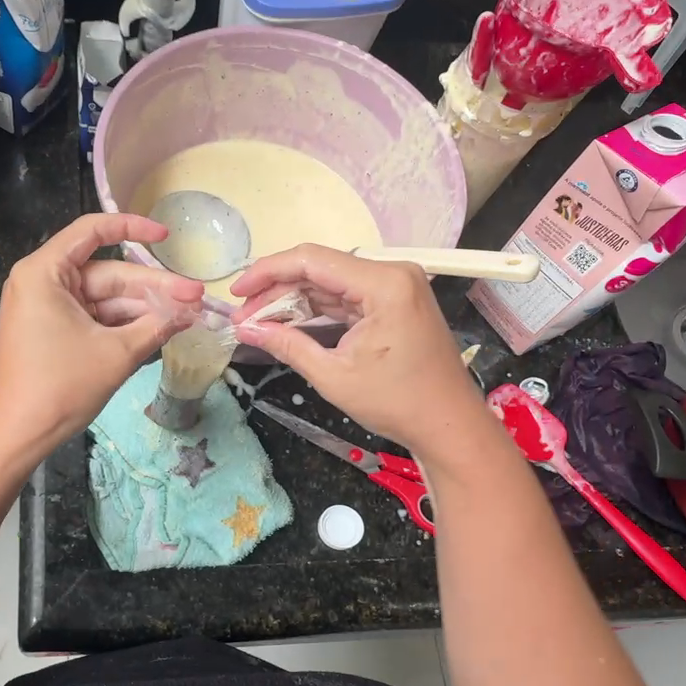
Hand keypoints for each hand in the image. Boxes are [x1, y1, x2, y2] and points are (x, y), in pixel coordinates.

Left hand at [0, 213, 204, 465]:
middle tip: (196, 298)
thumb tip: (191, 312)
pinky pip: (94, 319)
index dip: (134, 228)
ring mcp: (46, 309)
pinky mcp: (52, 333)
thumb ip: (155, 326)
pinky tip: (160, 330)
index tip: (167, 237)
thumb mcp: (115, 354)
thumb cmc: (59, 387)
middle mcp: (42, 282)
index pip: (93, 231)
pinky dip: (123, 325)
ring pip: (104, 299)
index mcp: (44, 272)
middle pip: (107, 273)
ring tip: (187, 317)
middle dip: (152, 288)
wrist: (17, 434)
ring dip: (143, 310)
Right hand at [229, 244, 485, 459]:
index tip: (237, 293)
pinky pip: (347, 297)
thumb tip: (245, 329)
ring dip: (294, 301)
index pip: (311, 260)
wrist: (449, 425)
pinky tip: (288, 323)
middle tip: (243, 317)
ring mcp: (396, 287)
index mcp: (383, 283)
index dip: (267, 272)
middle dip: (277, 291)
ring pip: (330, 283)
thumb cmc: (396, 402)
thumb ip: (287, 344)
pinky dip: (317, 311)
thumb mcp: (333, 375)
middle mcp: (392, 274)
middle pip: (320, 269)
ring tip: (257, 322)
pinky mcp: (395, 303)